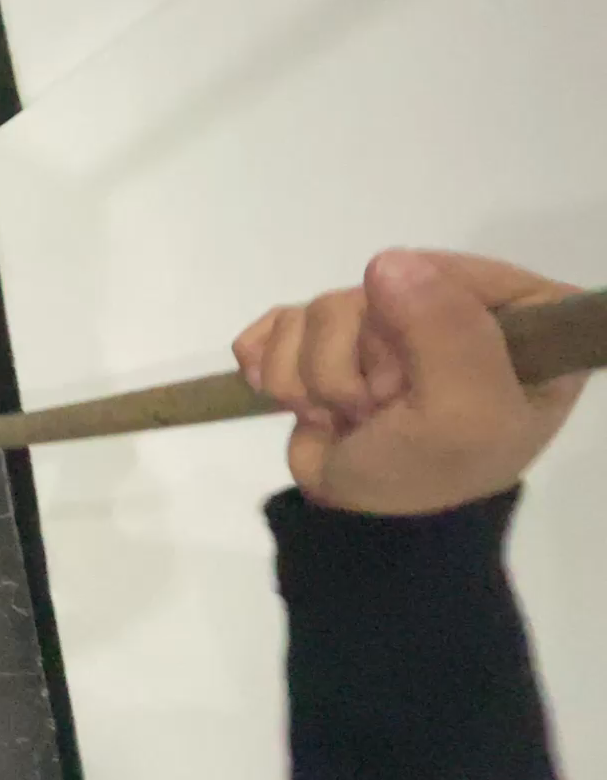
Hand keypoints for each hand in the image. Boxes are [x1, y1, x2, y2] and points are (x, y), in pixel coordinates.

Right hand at [232, 249, 586, 515]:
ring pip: (306, 316)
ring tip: (338, 415)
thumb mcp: (462, 410)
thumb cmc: (430, 470)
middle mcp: (442, 311)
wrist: (362, 517)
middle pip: (359, 297)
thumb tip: (385, 263)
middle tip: (372, 409)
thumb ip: (445, 330)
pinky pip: (268, 329)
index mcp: (514, 314)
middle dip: (345, 366)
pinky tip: (288, 398)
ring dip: (304, 380)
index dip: (405, 327)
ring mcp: (371, 329)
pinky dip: (264, 369)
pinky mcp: (309, 347)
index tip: (409, 382)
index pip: (440, 273)